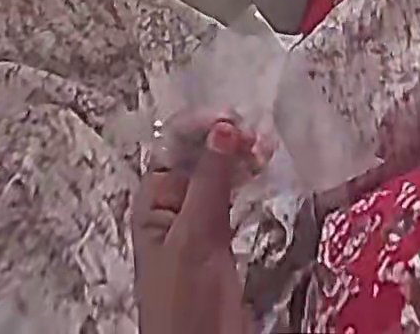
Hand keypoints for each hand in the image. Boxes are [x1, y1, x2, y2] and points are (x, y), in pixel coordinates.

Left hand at [132, 118, 253, 333]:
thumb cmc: (182, 300)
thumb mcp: (194, 235)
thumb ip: (210, 179)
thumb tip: (224, 125)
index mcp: (154, 197)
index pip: (174, 143)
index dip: (201, 126)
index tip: (232, 120)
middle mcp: (174, 198)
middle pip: (199, 150)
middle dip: (226, 136)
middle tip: (256, 136)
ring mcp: (199, 213)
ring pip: (219, 165)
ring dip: (241, 150)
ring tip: (266, 147)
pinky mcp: (222, 228)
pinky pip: (233, 185)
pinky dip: (248, 170)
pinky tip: (264, 162)